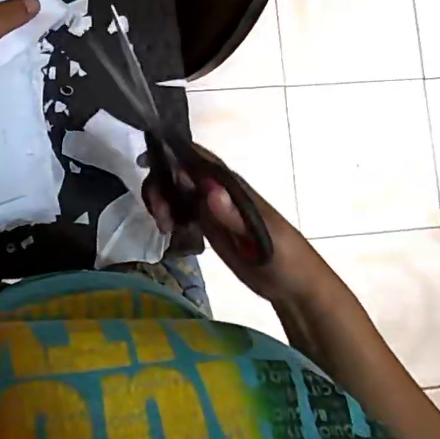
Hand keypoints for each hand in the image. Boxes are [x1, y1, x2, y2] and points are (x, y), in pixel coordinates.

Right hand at [144, 146, 328, 302]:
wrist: (293, 285)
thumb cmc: (283, 258)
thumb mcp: (262, 239)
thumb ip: (234, 216)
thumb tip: (209, 189)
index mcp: (233, 187)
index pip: (199, 159)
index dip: (172, 153)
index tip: (147, 162)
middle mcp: (220, 191)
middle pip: (180, 173)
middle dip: (161, 185)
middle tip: (159, 214)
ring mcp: (213, 207)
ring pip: (177, 190)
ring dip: (162, 201)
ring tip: (164, 227)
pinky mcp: (209, 224)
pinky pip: (181, 209)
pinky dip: (168, 214)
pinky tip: (167, 230)